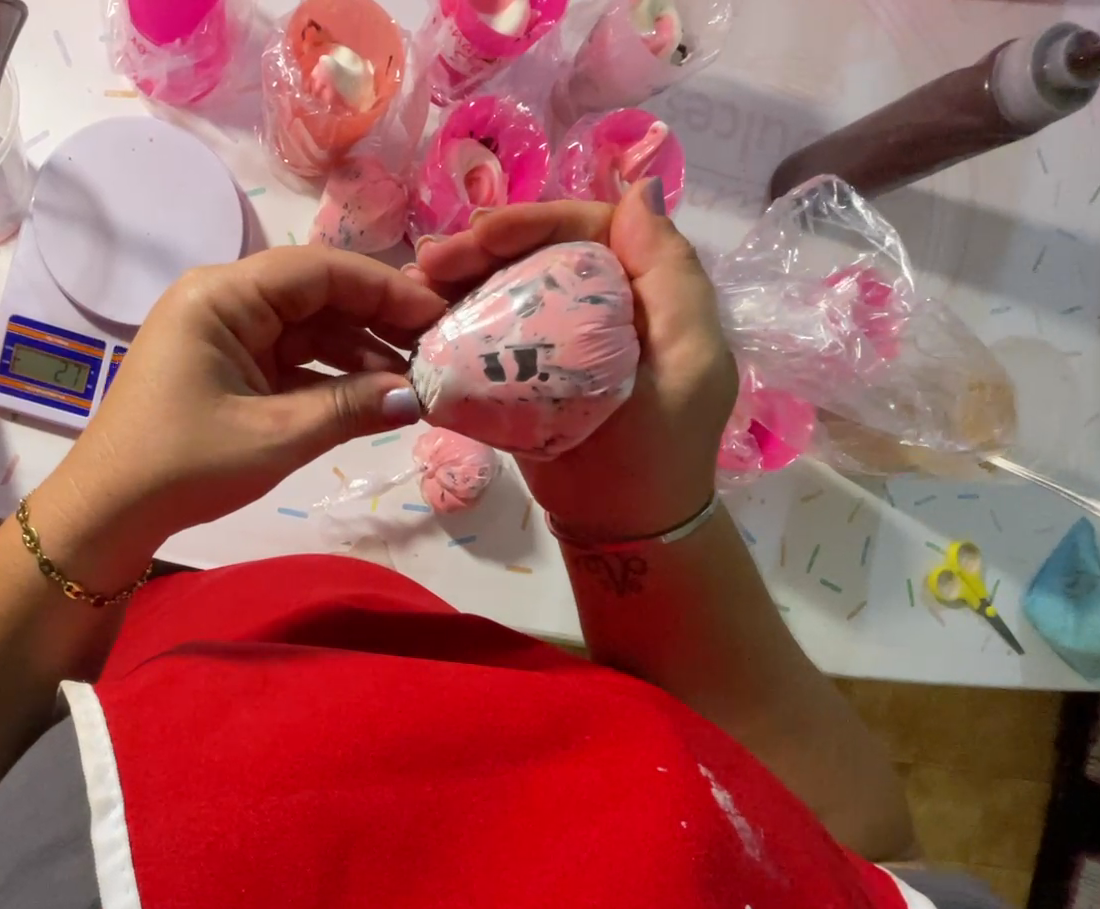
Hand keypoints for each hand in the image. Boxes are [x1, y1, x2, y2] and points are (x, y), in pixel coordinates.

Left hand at [31, 245, 445, 577]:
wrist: (109, 511)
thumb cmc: (184, 465)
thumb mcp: (275, 436)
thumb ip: (350, 408)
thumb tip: (418, 395)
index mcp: (222, 294)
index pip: (320, 270)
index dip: (384, 290)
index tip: (438, 315)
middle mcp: (222, 301)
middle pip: (316, 296)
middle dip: (375, 324)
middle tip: (435, 350)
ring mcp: (223, 336)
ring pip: (306, 331)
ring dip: (356, 355)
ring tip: (413, 382)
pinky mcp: (226, 369)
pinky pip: (288, 361)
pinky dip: (326, 378)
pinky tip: (369, 397)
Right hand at [412, 181, 736, 537]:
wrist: (621, 526)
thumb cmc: (658, 450)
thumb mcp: (685, 361)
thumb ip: (670, 278)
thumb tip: (637, 190)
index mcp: (643, 293)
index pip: (588, 231)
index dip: (535, 221)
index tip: (480, 233)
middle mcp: (596, 307)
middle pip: (537, 256)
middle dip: (482, 250)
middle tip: (427, 262)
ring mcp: (555, 344)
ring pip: (507, 293)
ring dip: (459, 285)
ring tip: (414, 287)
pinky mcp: (523, 379)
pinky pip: (489, 340)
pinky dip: (455, 329)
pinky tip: (422, 327)